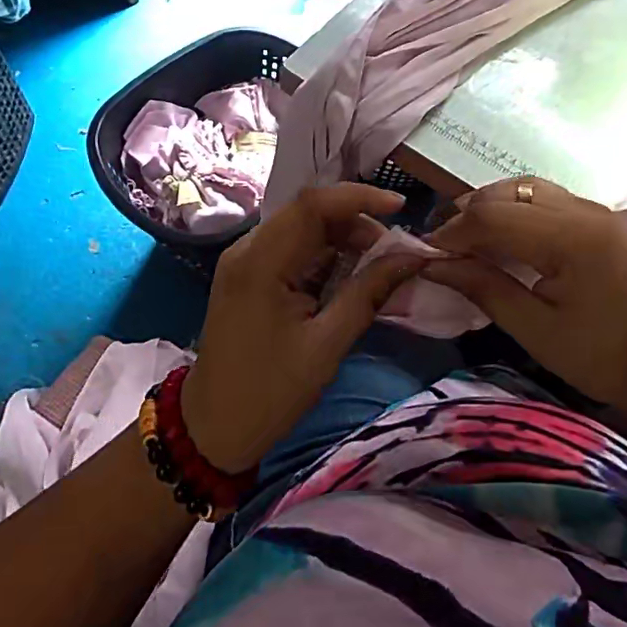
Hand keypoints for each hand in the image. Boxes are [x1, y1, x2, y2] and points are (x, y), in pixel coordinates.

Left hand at [182, 184, 422, 471]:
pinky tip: (350, 274)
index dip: (358, 198)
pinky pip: (294, 248)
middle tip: (394, 250)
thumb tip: (413, 258)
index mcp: (259, 263)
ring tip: (379, 264)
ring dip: (344, 238)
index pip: (311, 205)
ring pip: (303, 228)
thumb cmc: (270, 392)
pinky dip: (326, 253)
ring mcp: (245, 260)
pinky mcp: (250, 273)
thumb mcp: (327, 345)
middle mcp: (248, 249)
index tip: (400, 207)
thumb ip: (369, 293)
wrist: (213, 428)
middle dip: (357, 222)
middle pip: (308, 212)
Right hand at [421, 177, 626, 422]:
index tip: (426, 256)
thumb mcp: (537, 332)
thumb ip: (485, 289)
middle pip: (506, 193)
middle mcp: (582, 210)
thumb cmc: (605, 358)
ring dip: (488, 208)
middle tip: (440, 249)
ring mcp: (592, 210)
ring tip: (464, 239)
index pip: (493, 216)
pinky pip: (542, 198)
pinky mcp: (595, 218)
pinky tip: (499, 237)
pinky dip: (511, 210)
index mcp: (570, 238)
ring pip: (523, 188)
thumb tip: (433, 264)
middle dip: (466, 216)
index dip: (453, 233)